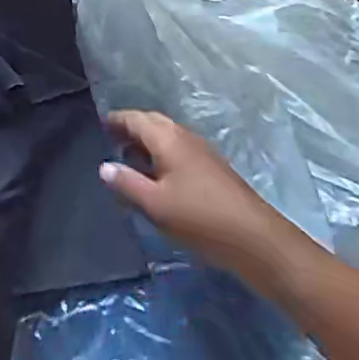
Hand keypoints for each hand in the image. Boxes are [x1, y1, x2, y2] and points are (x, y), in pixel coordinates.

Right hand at [99, 110, 299, 272]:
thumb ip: (126, 183)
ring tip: (131, 158)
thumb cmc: (200, 217)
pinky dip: (163, 154)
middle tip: (113, 139)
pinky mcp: (214, 169)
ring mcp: (203, 152)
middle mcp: (185, 137)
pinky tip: (159, 176)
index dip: (116, 120)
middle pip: (153, 122)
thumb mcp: (154, 204)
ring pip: (168, 136)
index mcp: (167, 138)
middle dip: (132, 127)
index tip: (100, 124)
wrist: (258, 241)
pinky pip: (180, 150)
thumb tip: (104, 166)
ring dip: (148, 141)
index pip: (135, 118)